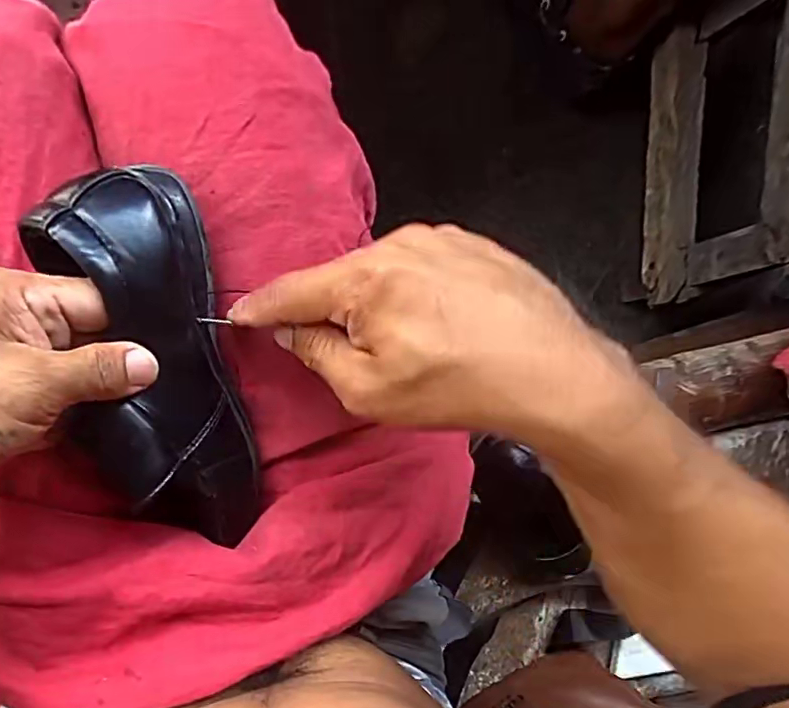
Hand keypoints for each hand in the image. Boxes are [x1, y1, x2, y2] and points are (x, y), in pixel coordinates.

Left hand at [0, 268, 157, 491]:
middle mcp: (16, 317)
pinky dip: (73, 411)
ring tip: (133, 410)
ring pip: (74, 370)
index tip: (168, 358)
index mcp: (18, 293)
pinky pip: (56, 394)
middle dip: (114, 365)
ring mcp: (13, 357)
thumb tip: (152, 362)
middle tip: (157, 391)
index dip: (133, 329)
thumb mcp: (36, 382)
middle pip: (87, 336)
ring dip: (94, 394)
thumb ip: (98, 369)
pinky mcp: (10, 391)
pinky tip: (96, 424)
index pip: (95, 300)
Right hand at [227, 224, 646, 455]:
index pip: (293, 289)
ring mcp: (443, 238)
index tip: (236, 314)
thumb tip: (290, 329)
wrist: (552, 373)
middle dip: (323, 309)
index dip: (260, 306)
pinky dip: (406, 292)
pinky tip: (429, 323)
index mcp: (366, 277)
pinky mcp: (475, 245)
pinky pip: (419, 266)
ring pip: (380, 270)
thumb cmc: (451, 387)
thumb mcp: (366, 389)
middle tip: (325, 345)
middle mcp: (401, 243)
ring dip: (368, 301)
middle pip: (339, 277)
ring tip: (392, 341)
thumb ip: (317, 353)